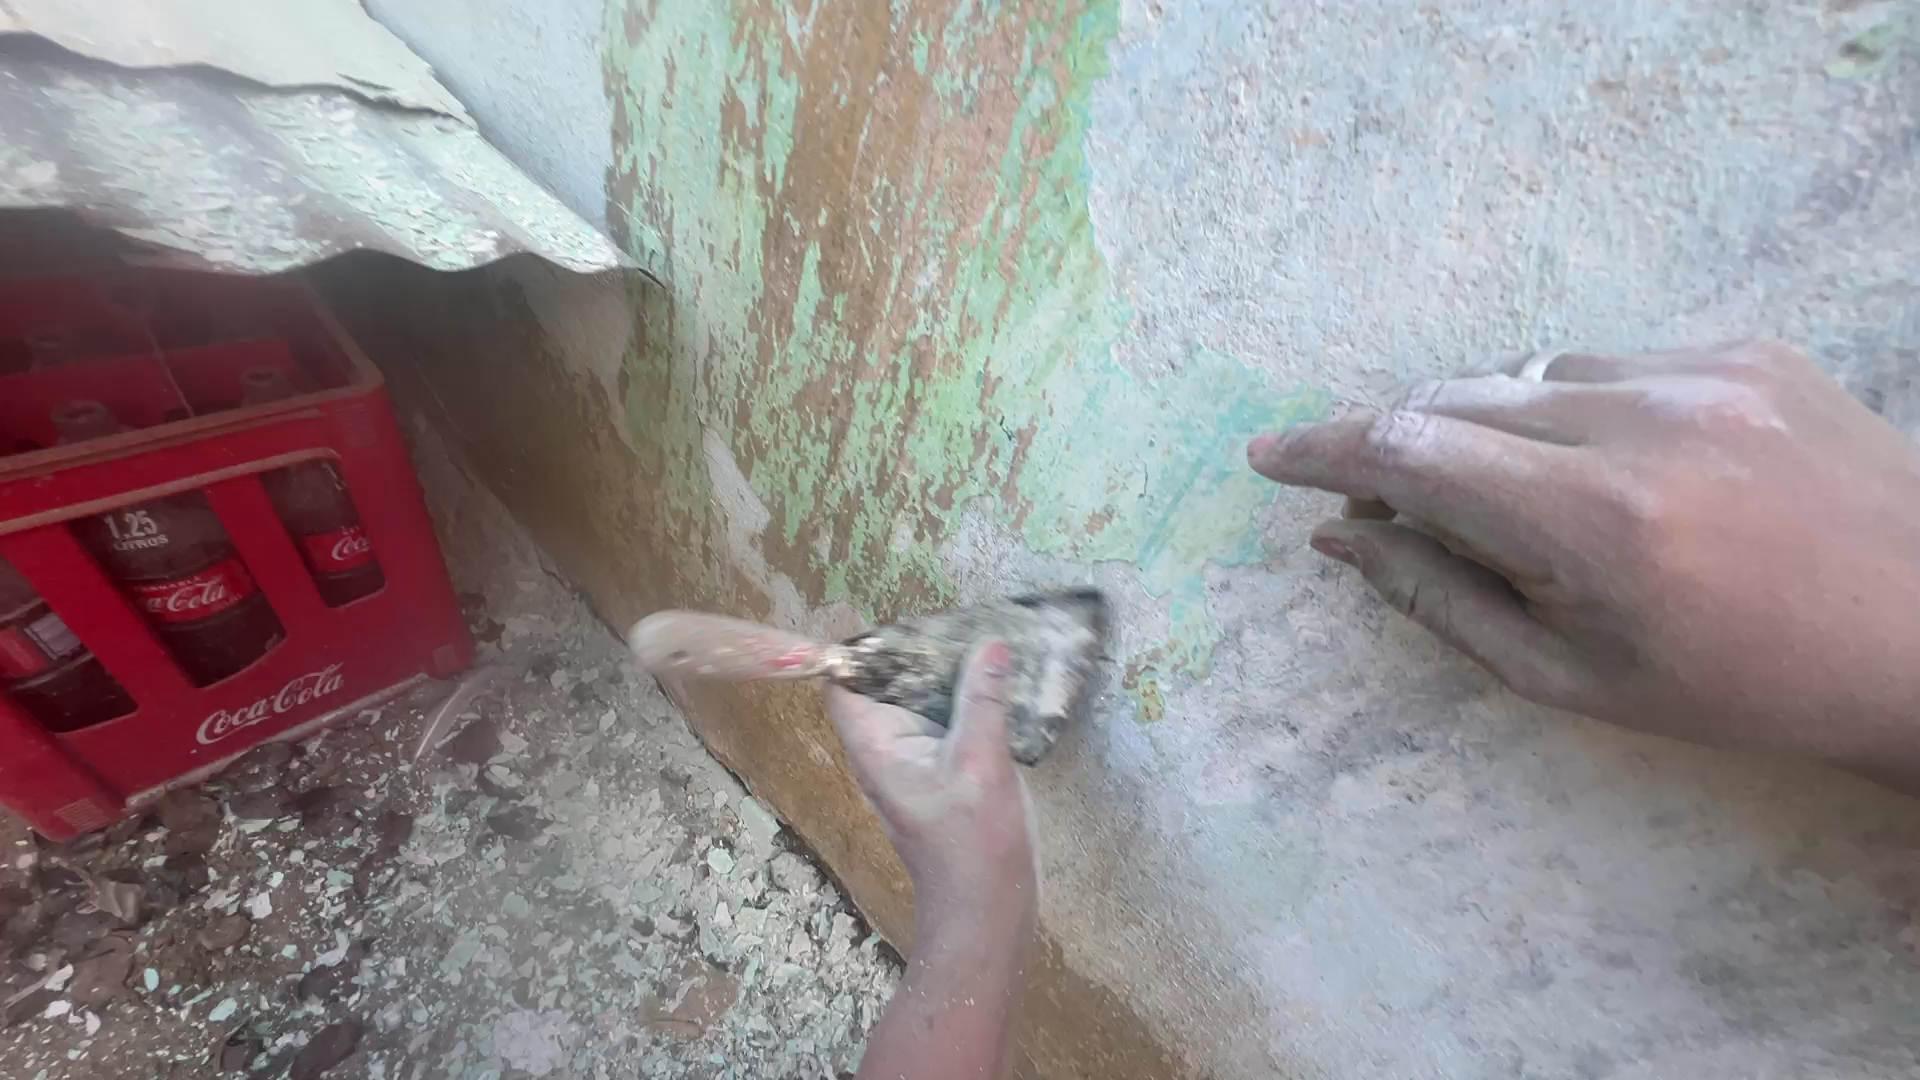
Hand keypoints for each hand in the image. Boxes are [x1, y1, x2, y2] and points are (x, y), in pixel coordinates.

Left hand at [828, 641, 1037, 935]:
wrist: (986, 912)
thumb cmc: (974, 842)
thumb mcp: (981, 761)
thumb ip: (982, 700)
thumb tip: (990, 645)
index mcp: (876, 746)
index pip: (843, 685)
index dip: (862, 651)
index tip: (906, 626)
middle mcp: (884, 752)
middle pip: (883, 687)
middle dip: (915, 655)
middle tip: (958, 627)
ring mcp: (911, 765)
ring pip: (915, 705)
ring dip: (942, 678)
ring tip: (980, 646)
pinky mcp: (937, 775)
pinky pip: (938, 725)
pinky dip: (959, 702)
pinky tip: (994, 687)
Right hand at [1248, 340, 1919, 783]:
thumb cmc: (1732, 686)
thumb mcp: (1556, 673)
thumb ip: (1429, 594)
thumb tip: (1337, 535)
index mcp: (1595, 522)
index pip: (1406, 450)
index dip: (1320, 449)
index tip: (1268, 456)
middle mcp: (1643, 423)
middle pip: (1442, 400)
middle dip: (1382, 445)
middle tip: (1374, 502)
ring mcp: (1702, 374)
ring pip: (1505, 377)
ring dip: (1462, 431)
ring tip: (1489, 492)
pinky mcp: (1740, 351)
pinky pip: (1581, 366)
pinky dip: (1539, 411)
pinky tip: (1579, 462)